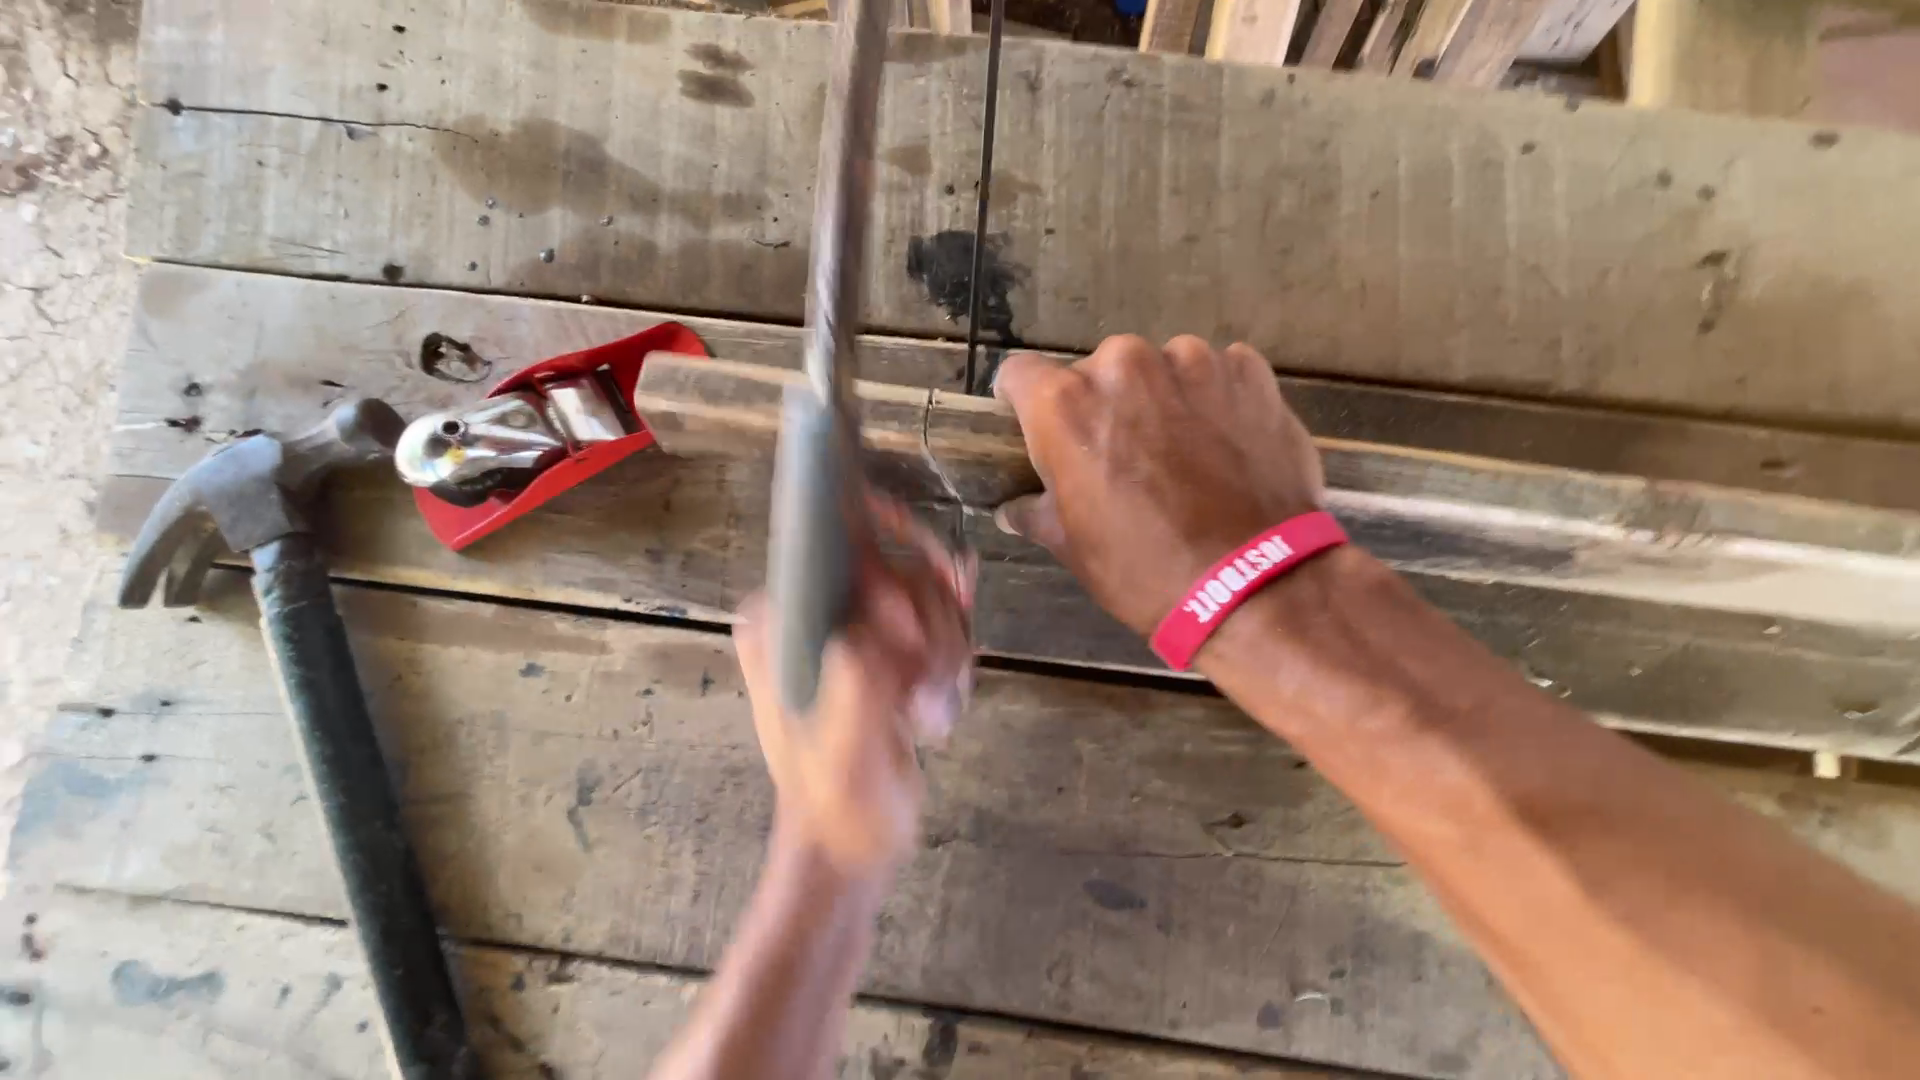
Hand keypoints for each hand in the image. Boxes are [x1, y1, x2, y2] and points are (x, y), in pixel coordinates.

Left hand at [733, 499, 974, 875]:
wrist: (852, 844)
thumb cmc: (836, 808)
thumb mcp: (843, 755)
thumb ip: (857, 690)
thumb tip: (873, 634)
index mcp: (780, 620)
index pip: (844, 546)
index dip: (896, 573)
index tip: (916, 634)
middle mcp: (813, 609)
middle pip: (903, 568)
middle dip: (932, 631)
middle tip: (923, 692)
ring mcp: (854, 625)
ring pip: (932, 596)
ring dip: (945, 654)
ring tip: (926, 712)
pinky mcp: (885, 646)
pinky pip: (943, 620)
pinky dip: (953, 661)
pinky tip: (936, 708)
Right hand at [992, 335, 1323, 635]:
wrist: (1255, 584)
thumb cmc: (1145, 569)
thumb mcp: (1073, 547)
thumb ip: (1037, 512)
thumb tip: (1015, 509)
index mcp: (1066, 404)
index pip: (1020, 374)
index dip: (1024, 400)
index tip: (1038, 424)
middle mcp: (1123, 364)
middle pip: (1097, 371)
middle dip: (1103, 405)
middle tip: (1123, 454)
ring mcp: (1191, 361)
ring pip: (1159, 369)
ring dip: (1161, 398)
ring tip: (1183, 451)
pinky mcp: (1247, 371)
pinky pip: (1215, 374)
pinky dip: (1212, 399)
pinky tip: (1224, 443)